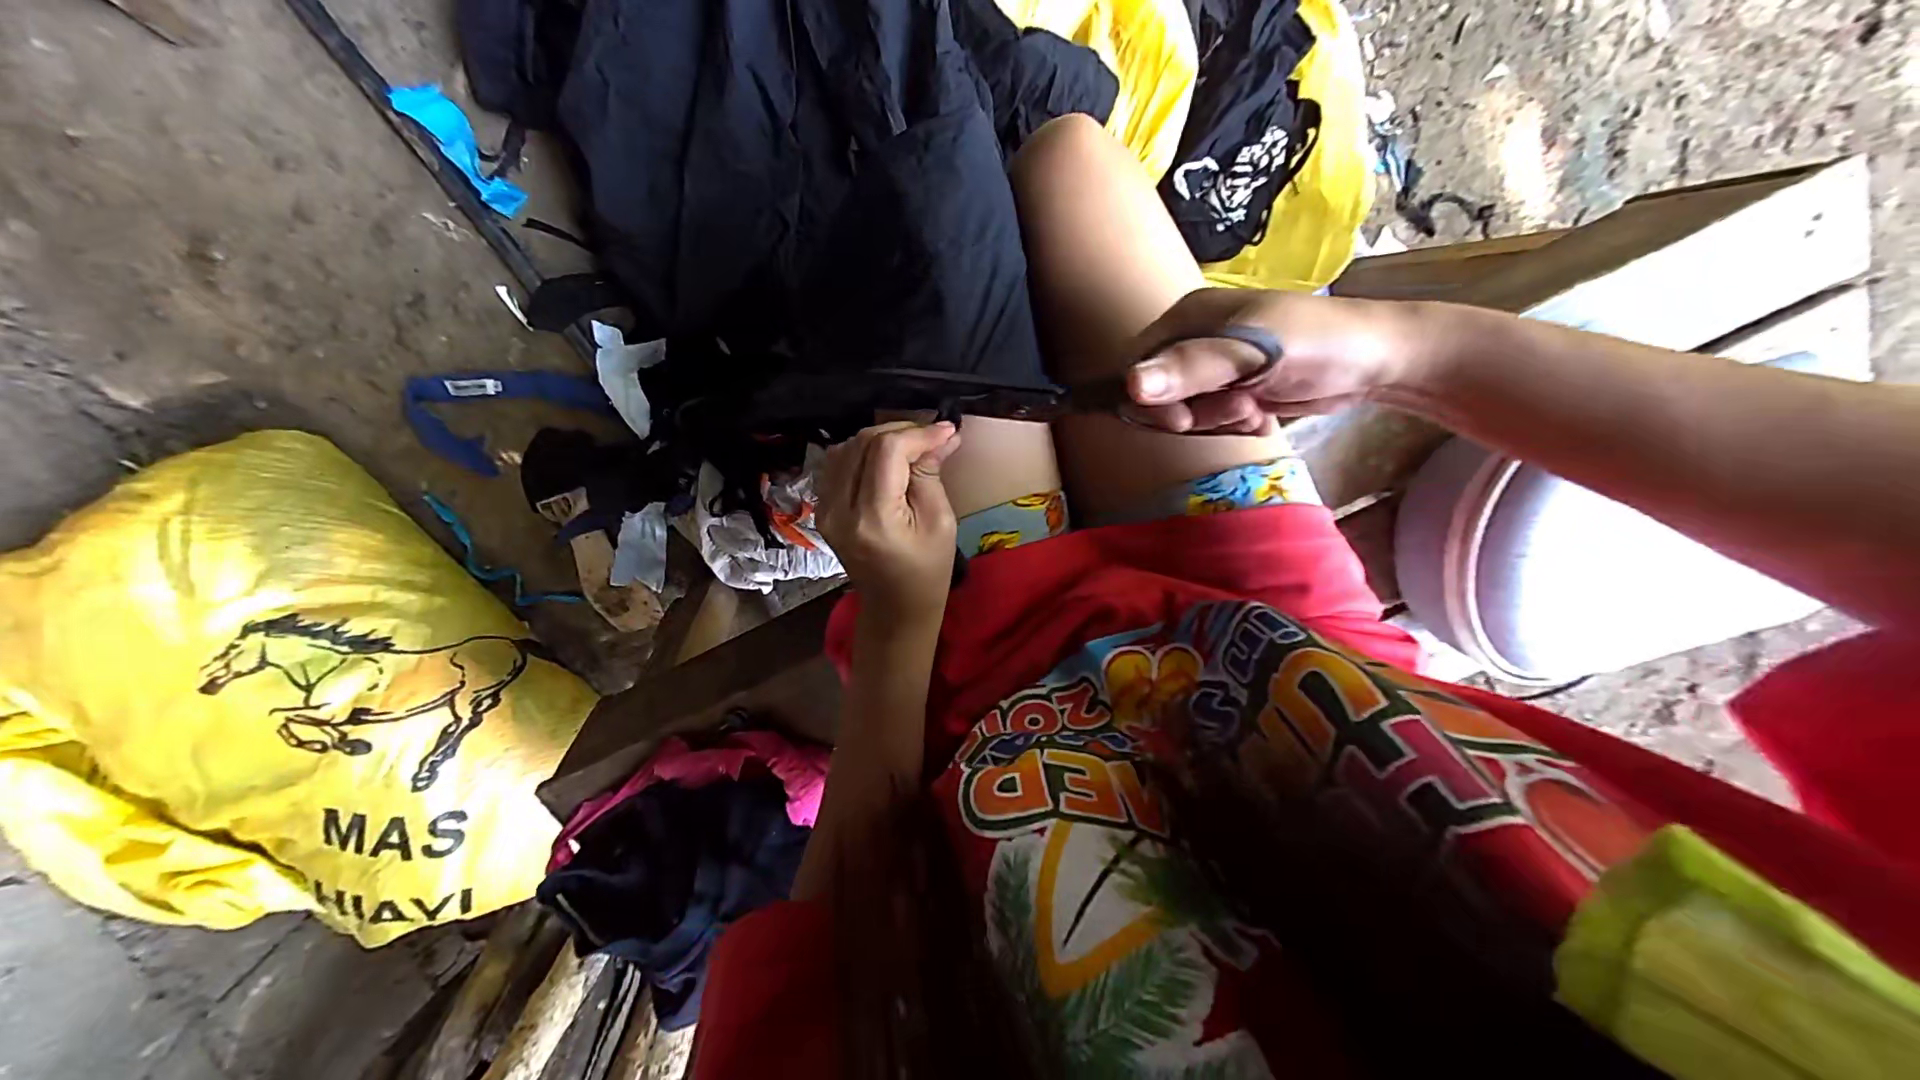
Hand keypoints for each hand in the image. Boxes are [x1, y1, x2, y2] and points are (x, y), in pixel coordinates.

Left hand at [818, 421, 963, 619]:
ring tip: (911, 447)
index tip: (946, 431)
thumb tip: (941, 435)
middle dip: (900, 431)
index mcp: (873, 518)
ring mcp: (825, 510)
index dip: (918, 433)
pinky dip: (862, 452)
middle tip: (931, 437)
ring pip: (846, 447)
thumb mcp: (940, 523)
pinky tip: (886, 461)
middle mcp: (839, 510)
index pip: (886, 451)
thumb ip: (930, 475)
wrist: (894, 609)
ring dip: (880, 439)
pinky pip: (837, 464)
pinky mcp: (823, 509)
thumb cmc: (926, 572)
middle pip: (863, 443)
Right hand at [1122, 288, 1430, 433]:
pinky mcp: (1231, 387)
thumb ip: (1191, 368)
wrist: (1378, 361)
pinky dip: (1232, 425)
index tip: (1185, 418)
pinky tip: (1262, 414)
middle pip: (1158, 396)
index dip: (1152, 402)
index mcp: (1186, 318)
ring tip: (1256, 407)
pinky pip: (1208, 420)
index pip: (1137, 368)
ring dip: (1219, 421)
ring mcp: (1212, 366)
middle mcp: (1192, 340)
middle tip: (1239, 405)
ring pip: (1184, 413)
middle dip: (1196, 413)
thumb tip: (1131, 385)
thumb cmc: (1317, 344)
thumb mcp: (1252, 354)